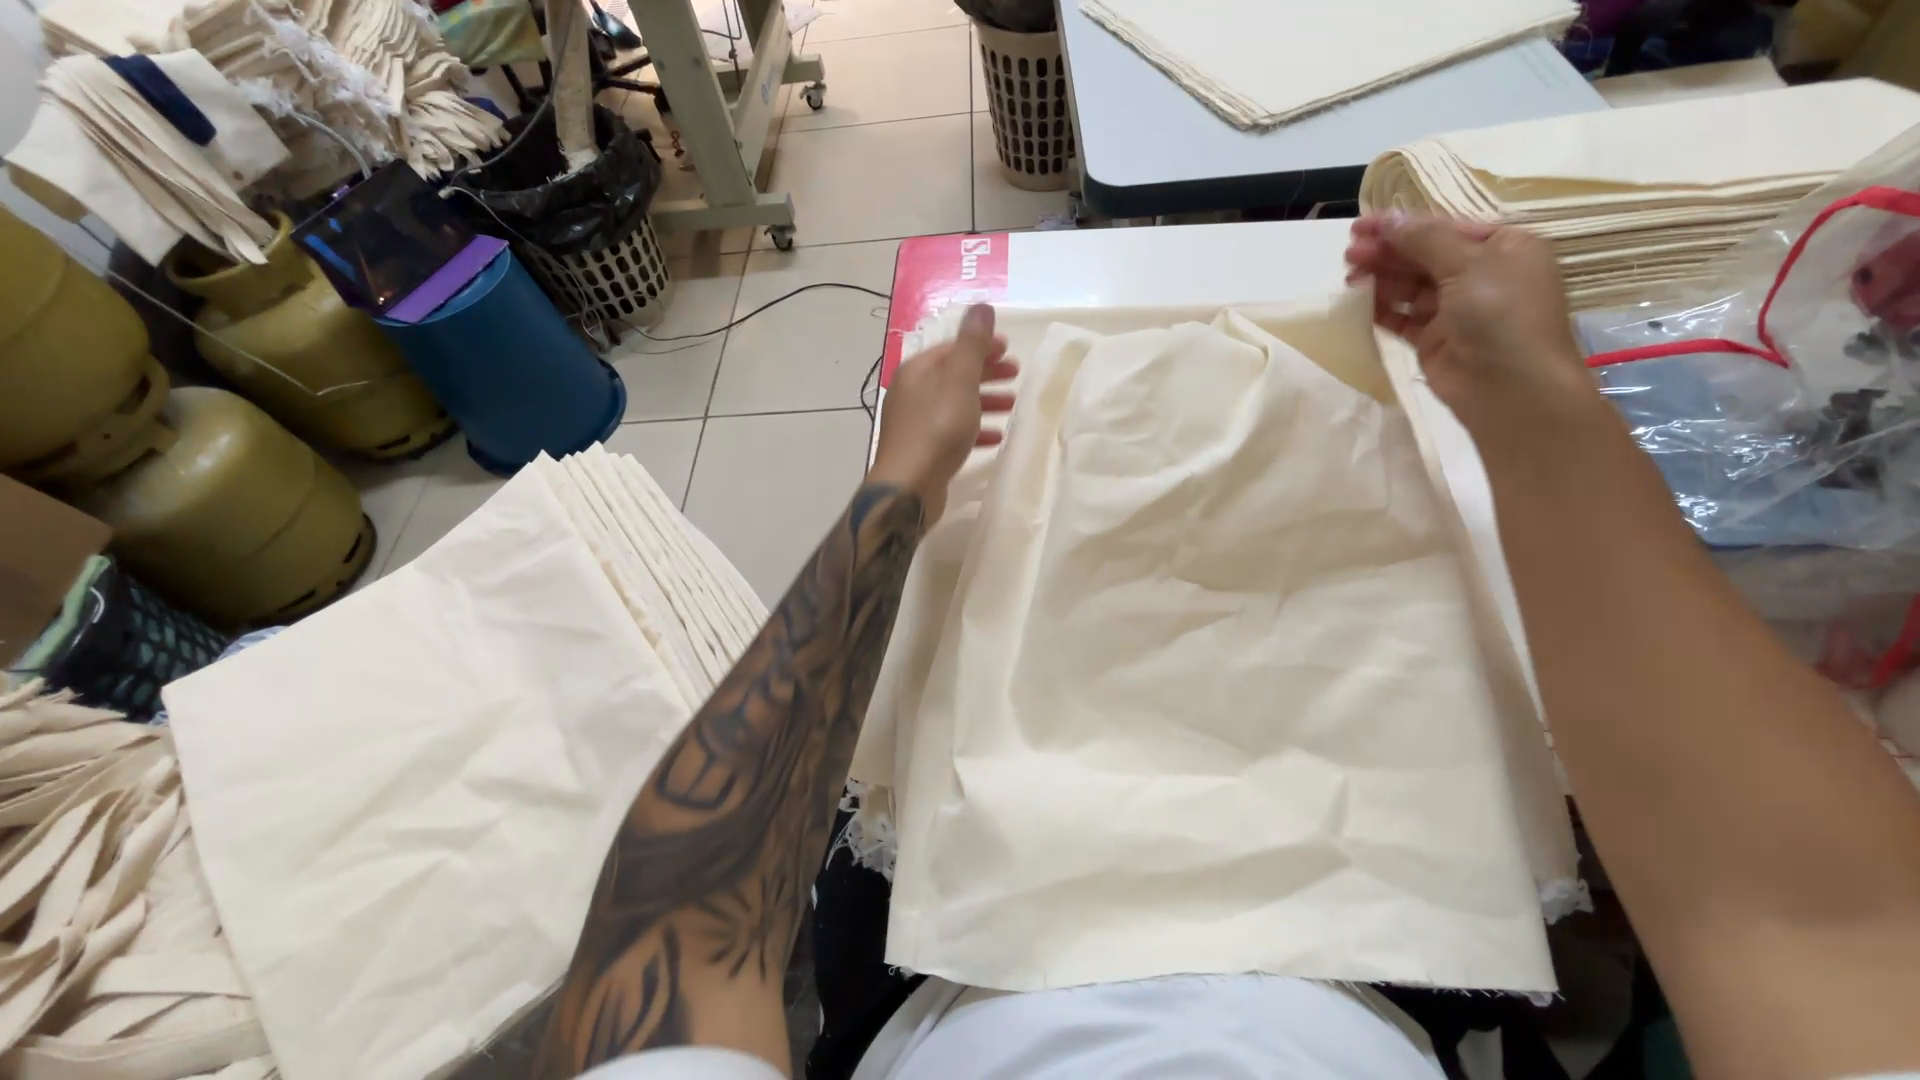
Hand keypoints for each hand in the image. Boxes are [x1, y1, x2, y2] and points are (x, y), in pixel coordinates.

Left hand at [868, 303, 1017, 523]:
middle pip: (954, 374)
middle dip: (986, 372)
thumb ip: (973, 344)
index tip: (1010, 350)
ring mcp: (914, 422)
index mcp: (917, 370)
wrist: (909, 485)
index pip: (953, 348)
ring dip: (984, 400)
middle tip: (1016, 374)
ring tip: (1011, 405)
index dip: (982, 346)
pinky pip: (952, 430)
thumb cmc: (937, 429)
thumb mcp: (960, 381)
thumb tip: (982, 306)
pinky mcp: (921, 449)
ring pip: (955, 403)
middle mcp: (911, 392)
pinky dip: (974, 429)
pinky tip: (995, 437)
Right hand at [1345, 213, 1592, 432]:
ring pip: (1410, 286)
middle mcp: (1482, 275)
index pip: (1446, 228)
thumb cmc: (1501, 315)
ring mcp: (1457, 309)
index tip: (1362, 224)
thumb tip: (1388, 218)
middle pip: (1425, 256)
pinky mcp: (1434, 339)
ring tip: (1349, 274)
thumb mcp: (1469, 265)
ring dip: (1380, 278)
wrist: (1510, 388)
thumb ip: (1424, 239)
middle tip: (1350, 252)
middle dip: (1387, 251)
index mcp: (1504, 247)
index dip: (1403, 225)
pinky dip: (1381, 308)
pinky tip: (1358, 299)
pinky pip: (1402, 317)